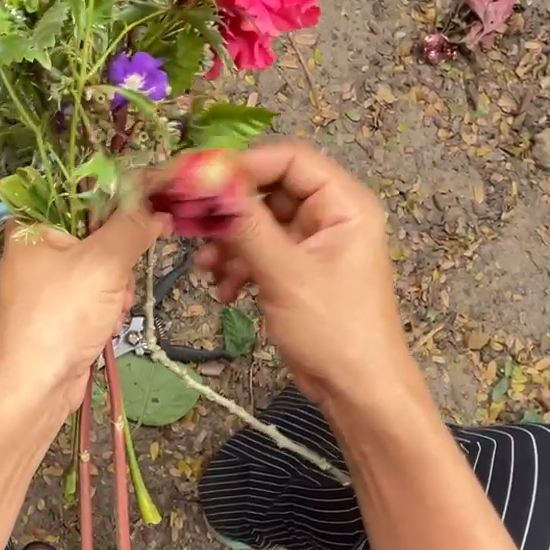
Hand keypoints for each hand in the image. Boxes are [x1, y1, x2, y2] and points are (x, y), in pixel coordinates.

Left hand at [0, 209, 166, 409]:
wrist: (33, 387)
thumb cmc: (59, 316)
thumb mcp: (103, 263)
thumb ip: (133, 229)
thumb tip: (160, 212)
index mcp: (35, 222)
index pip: (84, 190)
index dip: (121, 196)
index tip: (155, 202)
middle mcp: (40, 246)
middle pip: (101, 229)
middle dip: (120, 257)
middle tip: (118, 277)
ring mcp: (52, 279)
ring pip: (107, 264)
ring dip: (118, 287)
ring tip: (110, 308)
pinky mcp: (64, 307)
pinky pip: (100, 293)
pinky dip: (110, 307)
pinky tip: (105, 324)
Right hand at [193, 140, 416, 406]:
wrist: (354, 390)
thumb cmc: (333, 328)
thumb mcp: (285, 273)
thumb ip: (246, 225)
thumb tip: (209, 184)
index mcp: (343, 204)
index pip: (291, 160)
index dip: (245, 166)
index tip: (201, 183)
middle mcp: (329, 217)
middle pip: (268, 191)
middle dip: (231, 213)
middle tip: (194, 228)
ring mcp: (311, 245)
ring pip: (257, 225)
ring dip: (229, 245)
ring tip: (209, 271)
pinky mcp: (295, 271)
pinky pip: (258, 253)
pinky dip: (237, 267)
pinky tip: (226, 292)